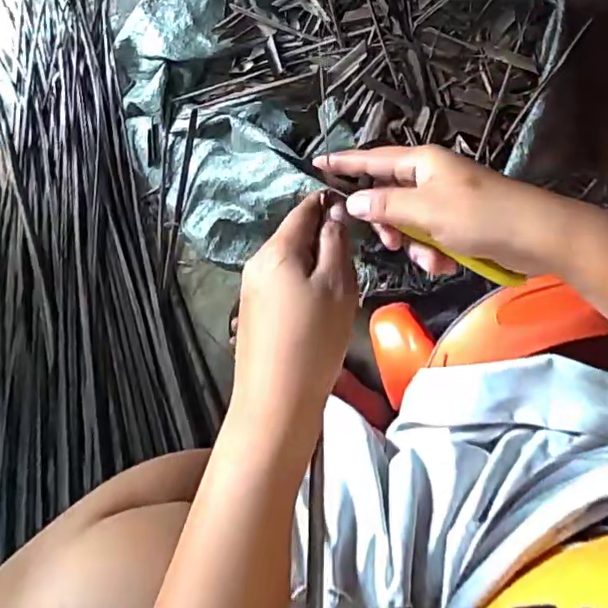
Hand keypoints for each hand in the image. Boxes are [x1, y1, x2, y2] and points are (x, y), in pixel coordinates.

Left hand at [231, 192, 358, 429]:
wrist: (276, 403)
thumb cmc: (313, 339)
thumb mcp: (337, 285)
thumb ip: (336, 242)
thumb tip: (333, 212)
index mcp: (276, 249)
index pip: (304, 208)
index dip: (329, 204)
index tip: (355, 213)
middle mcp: (257, 261)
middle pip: (296, 234)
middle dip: (324, 241)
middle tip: (351, 267)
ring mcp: (251, 287)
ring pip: (291, 260)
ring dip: (316, 266)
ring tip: (337, 295)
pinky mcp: (253, 311)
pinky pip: (283, 283)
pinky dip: (304, 286)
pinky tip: (317, 314)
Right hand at [316, 145, 571, 278]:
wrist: (538, 236)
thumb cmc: (480, 216)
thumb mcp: (426, 211)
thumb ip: (385, 205)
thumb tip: (353, 200)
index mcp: (421, 162)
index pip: (372, 159)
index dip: (344, 162)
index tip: (317, 163)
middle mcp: (431, 176)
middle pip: (389, 195)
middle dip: (387, 222)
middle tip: (389, 241)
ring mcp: (446, 199)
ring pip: (409, 221)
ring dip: (414, 243)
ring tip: (429, 257)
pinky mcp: (460, 222)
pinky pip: (431, 236)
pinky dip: (434, 251)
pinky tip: (446, 263)